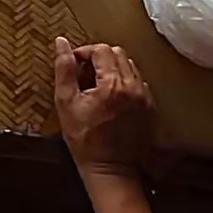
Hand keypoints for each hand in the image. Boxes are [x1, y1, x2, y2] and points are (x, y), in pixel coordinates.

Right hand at [53, 37, 155, 180]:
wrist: (111, 170)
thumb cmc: (84, 139)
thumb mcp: (66, 102)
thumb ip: (64, 69)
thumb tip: (61, 42)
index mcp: (112, 84)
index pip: (101, 50)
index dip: (84, 52)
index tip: (74, 65)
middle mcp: (133, 87)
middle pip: (117, 53)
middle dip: (99, 58)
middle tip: (84, 74)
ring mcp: (145, 97)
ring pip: (129, 66)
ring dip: (112, 68)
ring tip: (98, 85)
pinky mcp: (151, 108)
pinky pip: (138, 82)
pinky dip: (124, 81)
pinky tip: (112, 97)